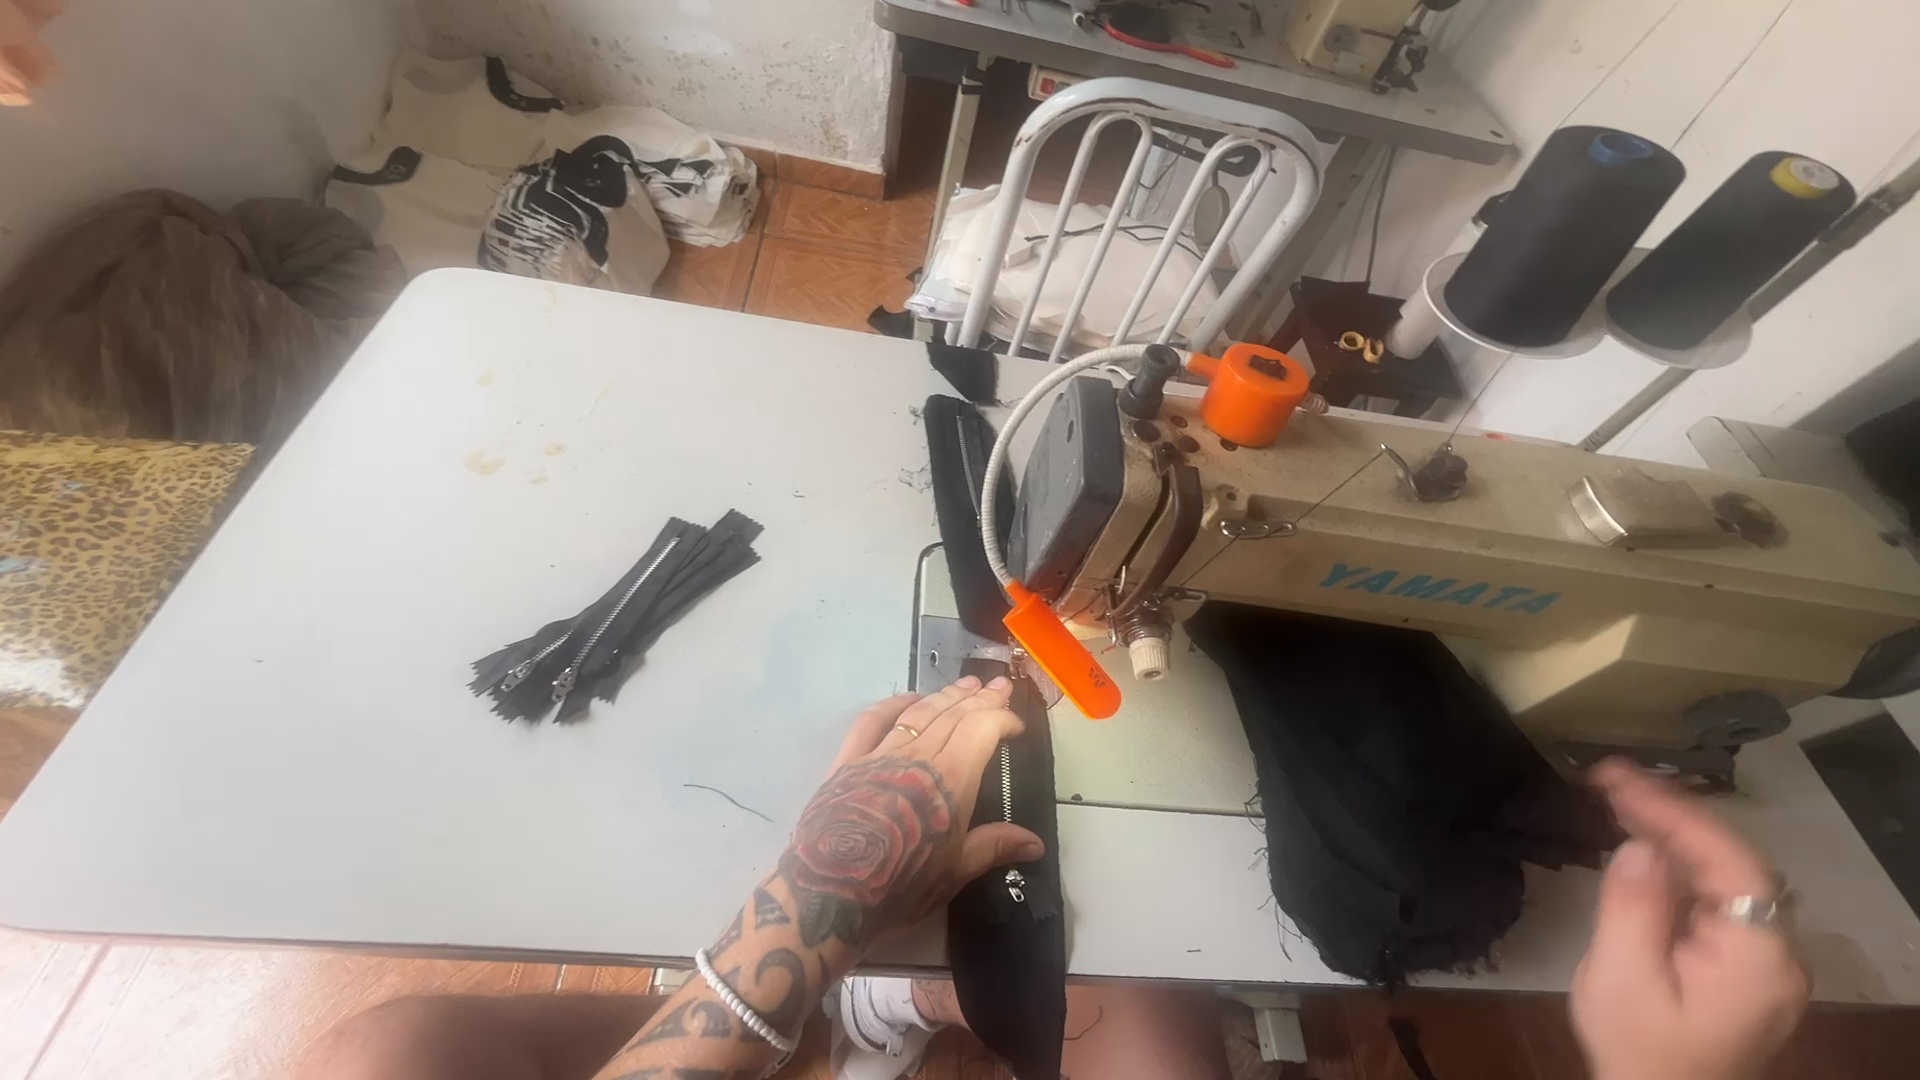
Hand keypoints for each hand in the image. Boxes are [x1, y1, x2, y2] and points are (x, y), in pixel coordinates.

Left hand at [774, 676, 1044, 963]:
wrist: (829, 894)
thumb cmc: (899, 885)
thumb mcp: (954, 872)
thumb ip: (994, 847)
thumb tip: (1036, 843)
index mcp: (950, 780)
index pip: (982, 729)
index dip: (1002, 718)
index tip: (1017, 724)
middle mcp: (918, 757)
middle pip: (953, 714)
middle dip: (980, 698)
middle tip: (999, 685)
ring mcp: (880, 755)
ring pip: (919, 713)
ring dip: (945, 695)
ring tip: (965, 684)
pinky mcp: (848, 761)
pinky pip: (872, 721)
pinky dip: (893, 704)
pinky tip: (909, 698)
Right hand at [1571, 760, 1808, 1079]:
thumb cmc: (1638, 1043)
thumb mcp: (1623, 977)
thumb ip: (1632, 909)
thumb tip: (1636, 845)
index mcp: (1756, 956)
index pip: (1731, 863)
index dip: (1677, 813)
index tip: (1618, 778)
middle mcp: (1772, 949)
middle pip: (1732, 861)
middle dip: (1672, 810)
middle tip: (1606, 774)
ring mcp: (1757, 954)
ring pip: (1722, 871)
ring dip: (1670, 826)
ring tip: (1614, 791)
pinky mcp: (1734, 956)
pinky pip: (1710, 890)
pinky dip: (1673, 855)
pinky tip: (1636, 836)